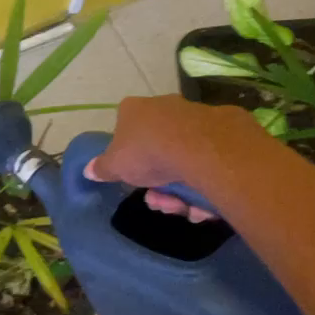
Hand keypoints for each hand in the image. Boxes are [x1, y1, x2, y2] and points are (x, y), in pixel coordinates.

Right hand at [83, 96, 266, 221]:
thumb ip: (101, 167)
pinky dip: (206, 184)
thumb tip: (88, 169)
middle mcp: (165, 105)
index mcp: (135, 109)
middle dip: (158, 180)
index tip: (133, 173)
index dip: (128, 152)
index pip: (125, 126)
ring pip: (185, 158)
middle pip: (158, 146)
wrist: (203, 149)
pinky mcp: (227, 129)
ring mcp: (197, 115)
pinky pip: (211, 161)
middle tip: (159, 200)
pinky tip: (205, 205)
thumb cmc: (149, 153)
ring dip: (181, 189)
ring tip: (184, 209)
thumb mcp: (115, 166)